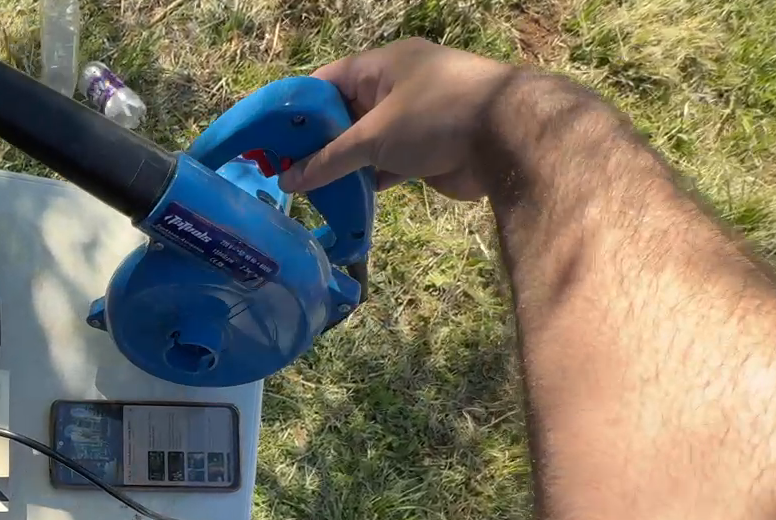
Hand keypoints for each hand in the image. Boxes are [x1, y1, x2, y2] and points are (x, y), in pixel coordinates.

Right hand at [279, 38, 517, 200]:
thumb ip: (326, 161)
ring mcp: (409, 119)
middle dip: (312, 142)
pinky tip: (337, 198)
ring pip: (358, 143)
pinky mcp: (420, 149)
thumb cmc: (435, 118)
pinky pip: (378, 164)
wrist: (505, 139)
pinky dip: (358, 180)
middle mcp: (396, 87)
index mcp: (384, 66)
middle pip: (340, 114)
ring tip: (303, 187)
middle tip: (280, 168)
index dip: (296, 106)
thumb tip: (287, 180)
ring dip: (334, 165)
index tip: (269, 135)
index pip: (327, 80)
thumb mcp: (371, 138)